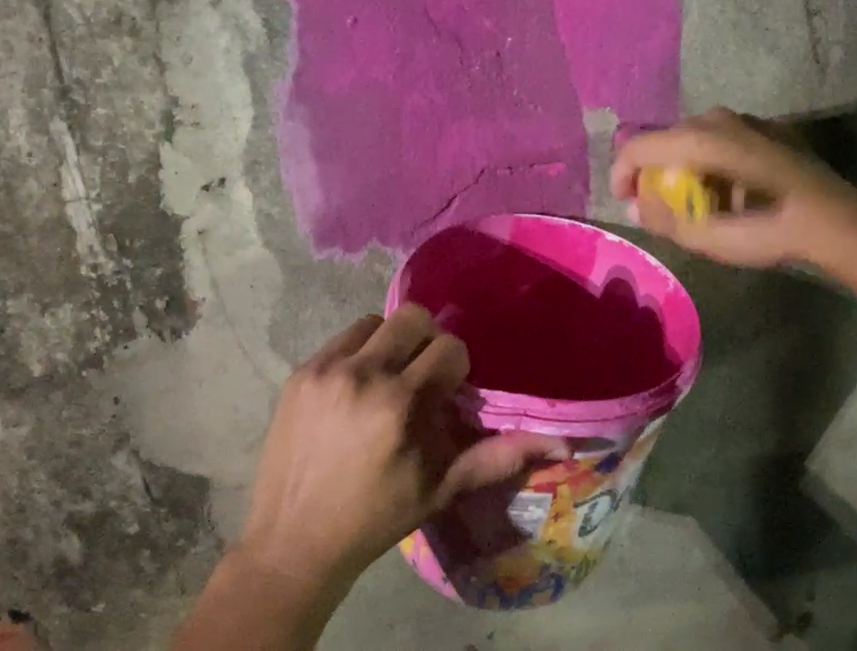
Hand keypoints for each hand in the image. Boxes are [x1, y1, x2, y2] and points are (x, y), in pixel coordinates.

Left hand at [238, 305, 568, 589]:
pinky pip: (341, 338)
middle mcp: (363, 375)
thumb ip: (499, 456)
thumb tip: (562, 443)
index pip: (448, 347)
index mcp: (401, 404)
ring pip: (375, 321)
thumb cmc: (377, 516)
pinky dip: (357, 352)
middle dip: (427, 341)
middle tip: (422, 375)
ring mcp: (325, 370)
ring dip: (390, 342)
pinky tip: (356, 387)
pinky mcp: (299, 373)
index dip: (455, 367)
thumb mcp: (442, 488)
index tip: (448, 392)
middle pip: (413, 318)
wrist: (294, 539)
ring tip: (387, 379)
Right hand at [611, 107, 856, 267]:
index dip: (622, 174)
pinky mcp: (768, 128)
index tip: (625, 202)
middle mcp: (716, 118)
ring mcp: (745, 119)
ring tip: (697, 202)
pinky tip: (730, 190)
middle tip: (660, 207)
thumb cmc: (768, 230)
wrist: (835, 221)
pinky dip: (713, 162)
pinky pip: (723, 139)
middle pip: (666, 140)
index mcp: (697, 139)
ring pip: (695, 138)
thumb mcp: (706, 236)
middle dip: (655, 172)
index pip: (638, 147)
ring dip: (686, 167)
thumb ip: (663, 216)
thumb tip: (638, 205)